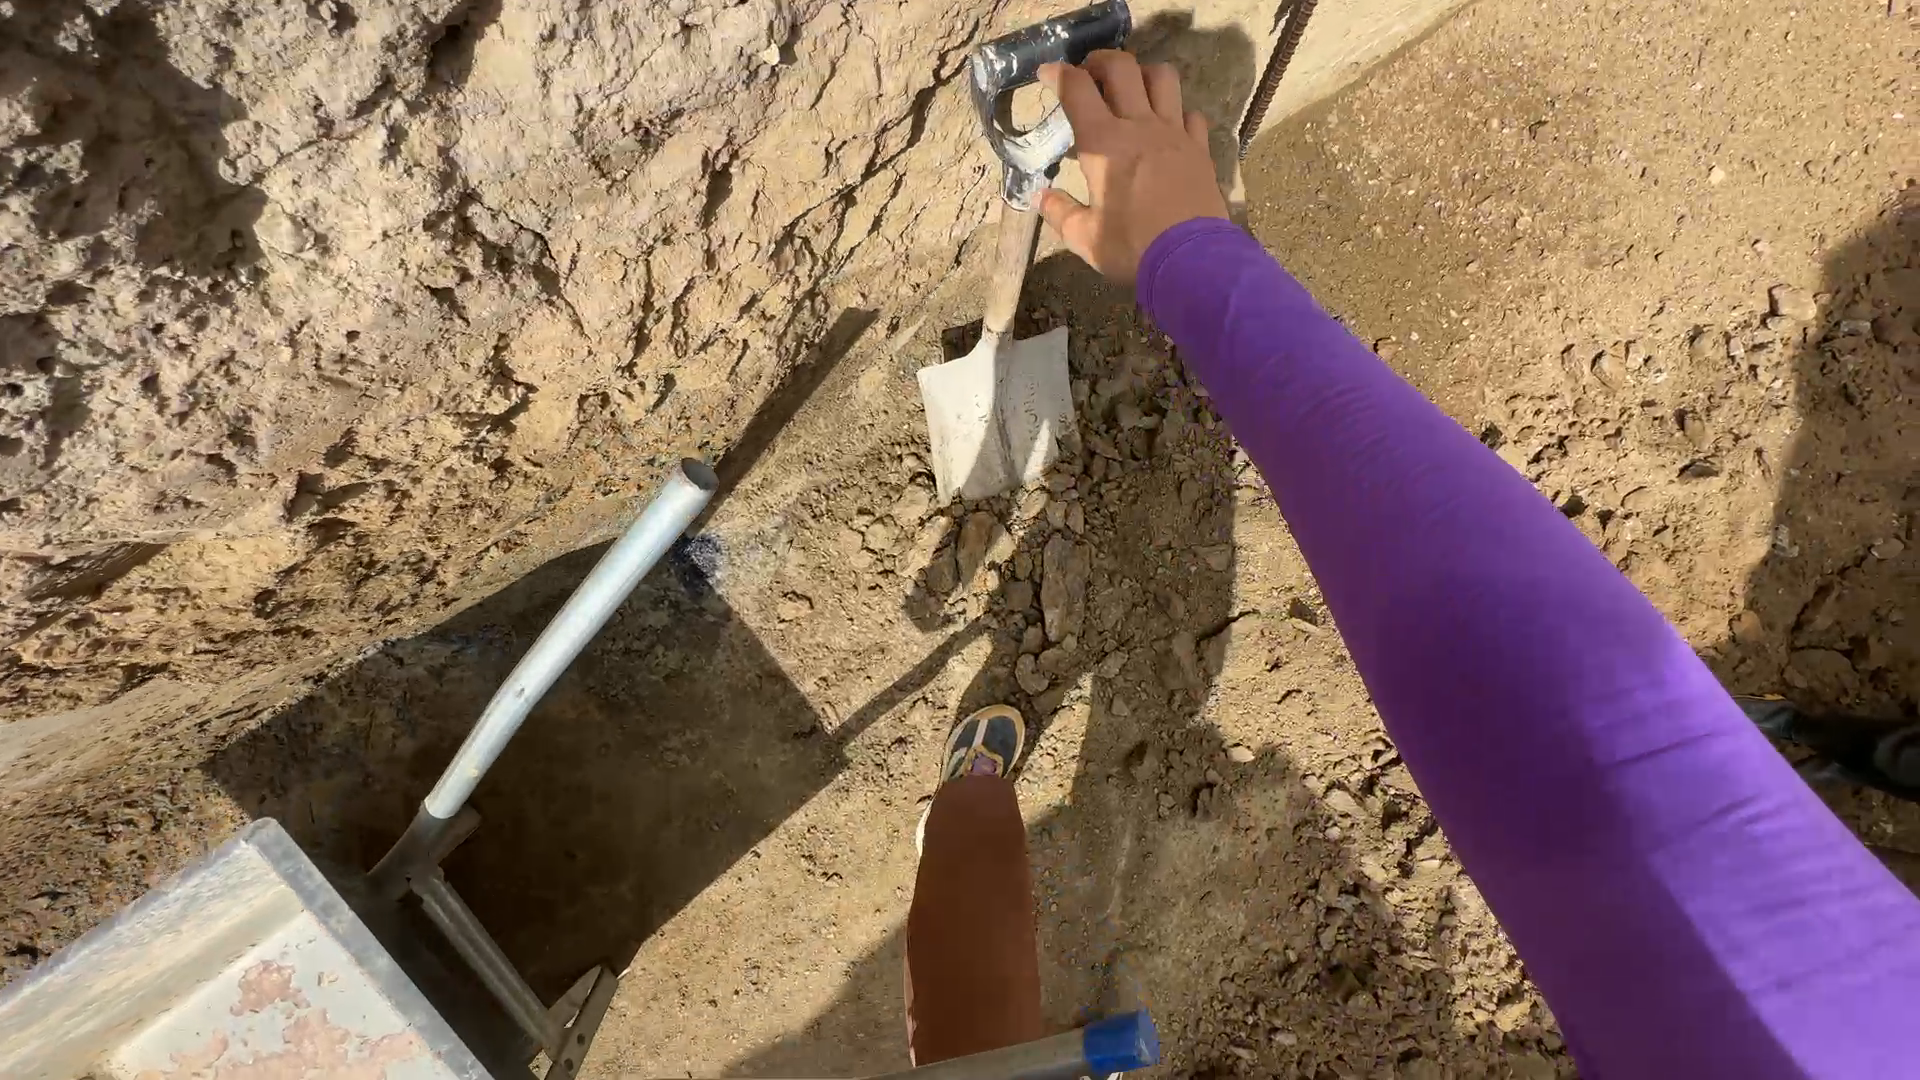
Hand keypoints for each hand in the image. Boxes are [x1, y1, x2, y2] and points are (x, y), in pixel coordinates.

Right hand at [1037, 51, 1228, 284]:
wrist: (1190, 260)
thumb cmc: (1131, 248)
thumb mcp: (1084, 238)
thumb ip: (1060, 213)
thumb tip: (1040, 197)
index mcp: (1104, 145)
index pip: (1077, 90)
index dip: (1058, 75)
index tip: (1046, 74)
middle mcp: (1139, 126)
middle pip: (1121, 69)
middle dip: (1099, 63)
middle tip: (1089, 76)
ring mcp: (1174, 133)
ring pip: (1161, 77)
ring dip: (1142, 75)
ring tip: (1132, 91)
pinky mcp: (1198, 148)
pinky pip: (1189, 113)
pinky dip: (1176, 112)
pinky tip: (1168, 128)